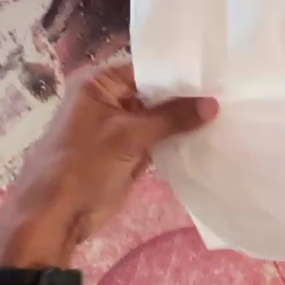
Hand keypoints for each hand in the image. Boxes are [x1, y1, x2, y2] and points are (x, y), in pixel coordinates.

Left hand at [0, 63, 216, 265]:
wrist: (58, 214)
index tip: (215, 75)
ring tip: (224, 115)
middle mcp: (108, 100)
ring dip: (183, 122)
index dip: (180, 74)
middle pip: (154, 94)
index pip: (146, 70)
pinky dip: (175, 141)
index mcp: (98, 83)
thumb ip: (172, 118)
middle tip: (226, 95)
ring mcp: (118, 128)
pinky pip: (157, 141)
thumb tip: (213, 103)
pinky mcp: (127, 153)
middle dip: (185, 99)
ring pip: (158, 119)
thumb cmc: (85, 164)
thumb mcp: (129, 135)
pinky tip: (206, 138)